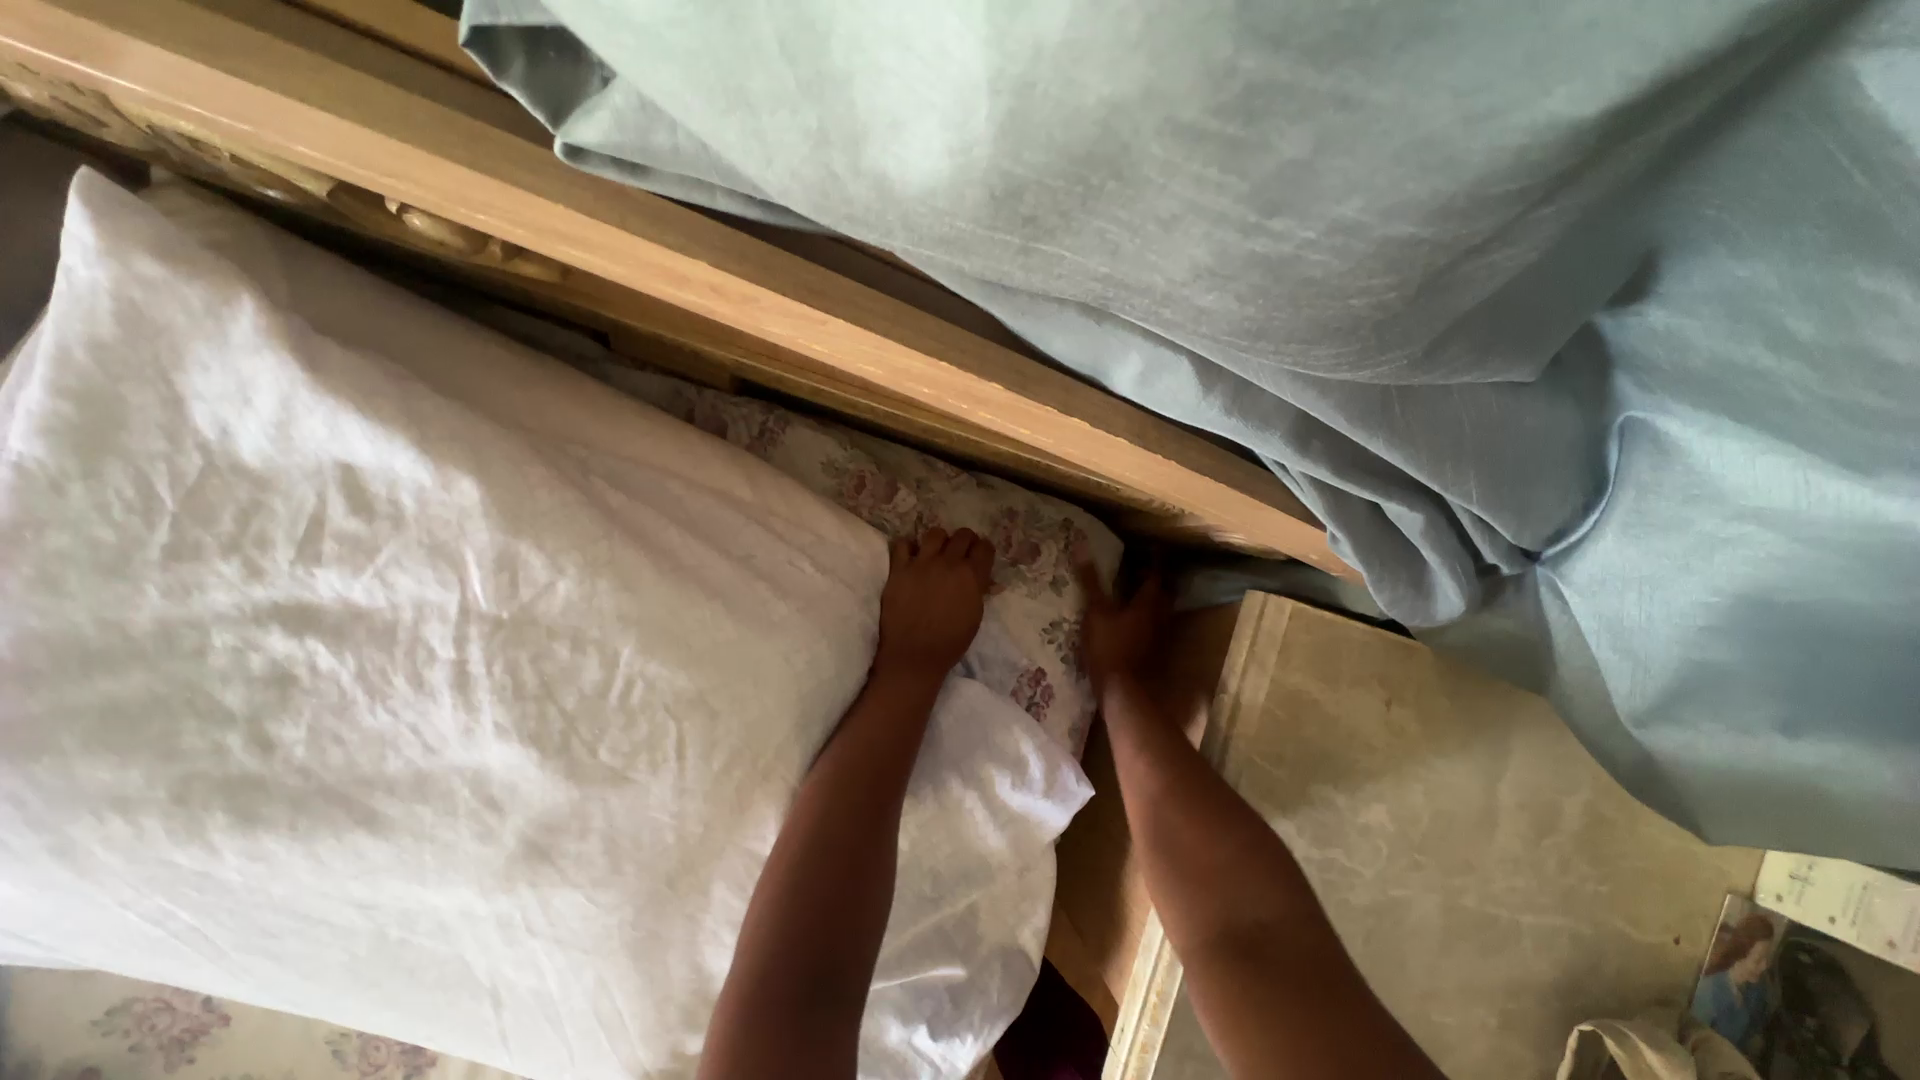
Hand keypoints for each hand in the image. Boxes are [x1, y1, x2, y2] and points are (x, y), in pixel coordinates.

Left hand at [873, 527, 994, 681]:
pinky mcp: (899, 569)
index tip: (979, 556)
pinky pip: (902, 544)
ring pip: (934, 533)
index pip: (985, 547)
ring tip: (935, 553)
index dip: (983, 550)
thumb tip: (988, 581)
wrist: (914, 655)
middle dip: (965, 541)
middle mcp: (949, 564)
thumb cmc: (950, 642)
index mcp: (972, 576)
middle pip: (962, 535)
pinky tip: (911, 558)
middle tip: (960, 552)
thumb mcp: (975, 617)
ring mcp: (922, 564)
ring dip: (939, 541)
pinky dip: (908, 548)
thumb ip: (980, 592)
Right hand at [1074, 550, 1168, 697]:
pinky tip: (1134, 623)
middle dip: (1157, 580)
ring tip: (1137, 594)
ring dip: (1154, 600)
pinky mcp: (1155, 652)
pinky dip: (1148, 619)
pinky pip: (1156, 628)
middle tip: (1143, 571)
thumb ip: (1090, 581)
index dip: (1154, 560)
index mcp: (1148, 602)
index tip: (1152, 548)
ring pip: (1162, 611)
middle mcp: (1160, 617)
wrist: (1124, 692)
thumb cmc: (1110, 648)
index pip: (1155, 574)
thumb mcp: (1096, 612)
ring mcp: (1160, 636)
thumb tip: (1081, 546)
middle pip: (1165, 593)